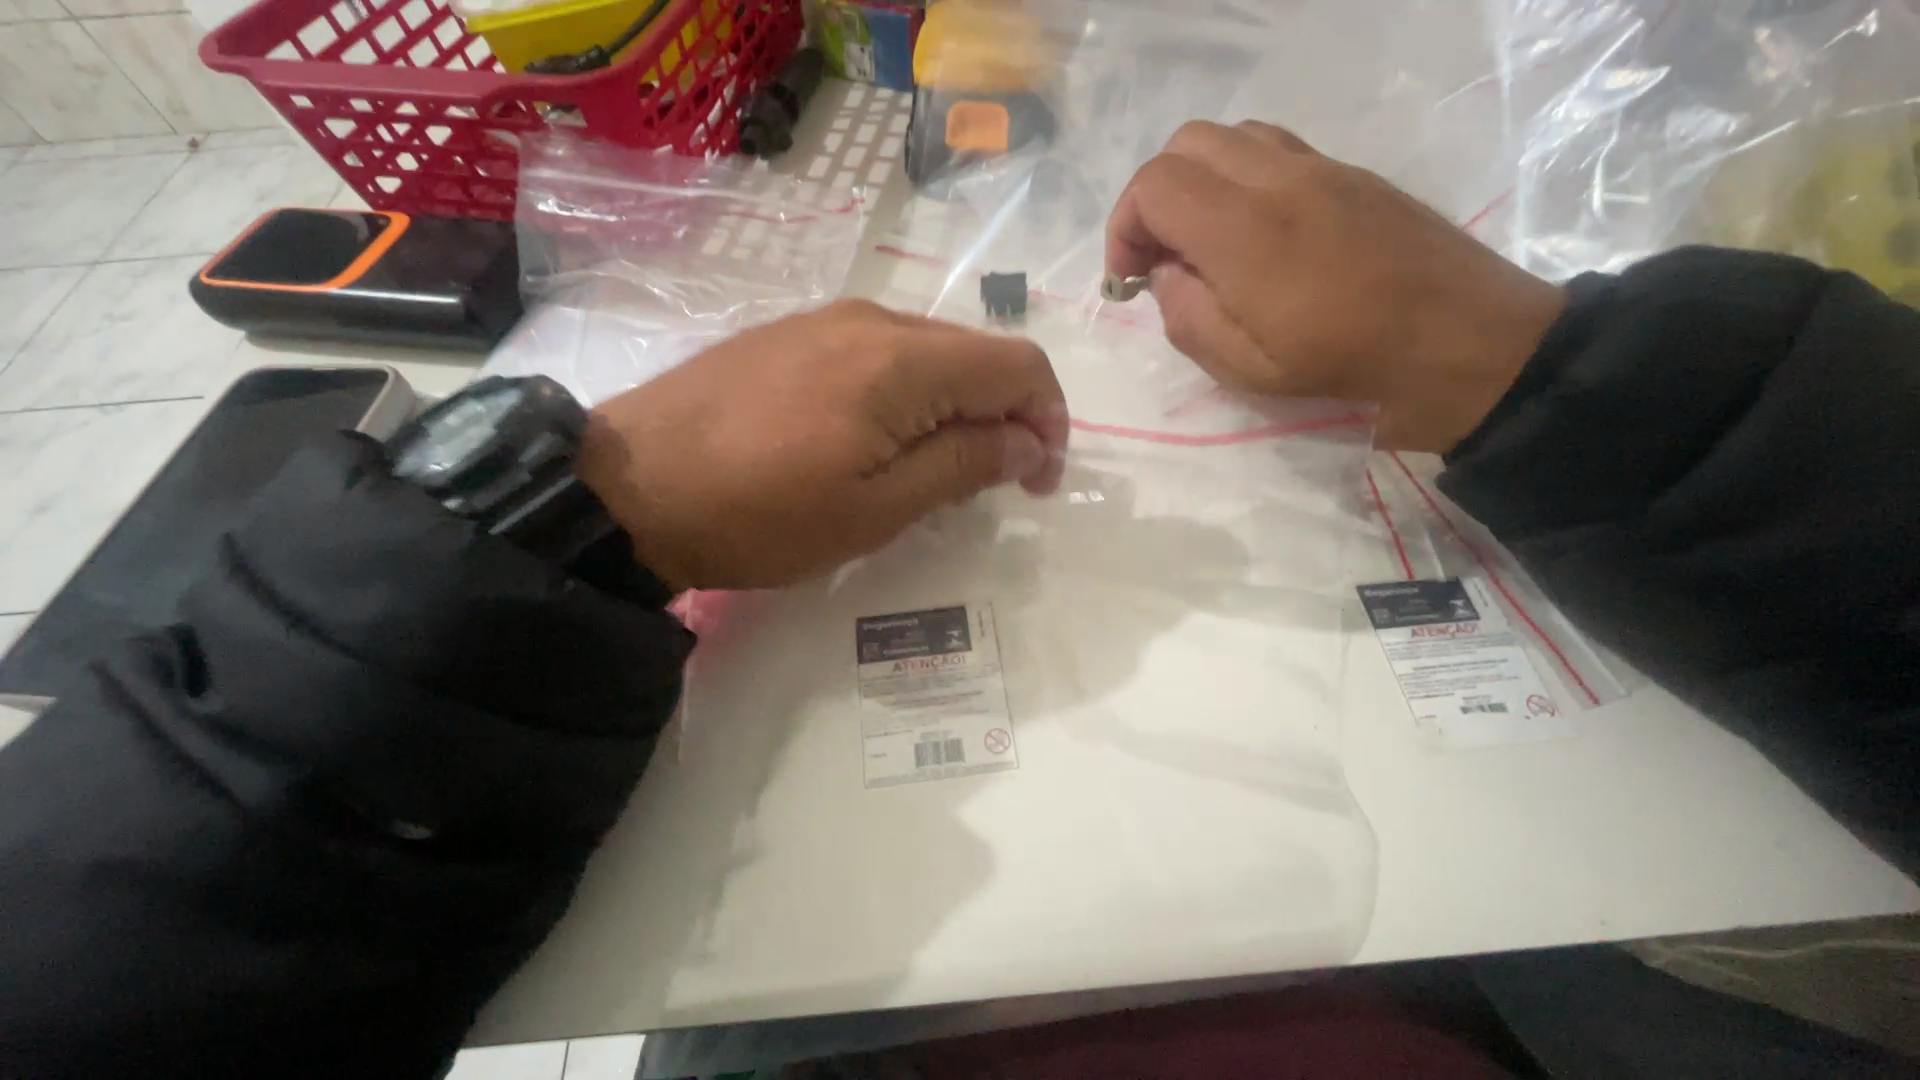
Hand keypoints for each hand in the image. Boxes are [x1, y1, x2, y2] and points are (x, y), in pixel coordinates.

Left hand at [577, 300, 1068, 591]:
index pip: (1019, 365)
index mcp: (903, 361)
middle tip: (989, 484)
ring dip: (954, 407)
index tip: (1036, 483)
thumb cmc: (760, 514)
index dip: (1050, 421)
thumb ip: (963, 465)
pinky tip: (876, 442)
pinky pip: (878, 355)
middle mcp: (873, 320)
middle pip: (976, 354)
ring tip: (931, 472)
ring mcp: (826, 321)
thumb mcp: (875, 509)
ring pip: (928, 354)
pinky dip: (906, 396)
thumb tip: (1030, 444)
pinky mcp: (791, 336)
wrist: (628, 488)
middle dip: (1005, 415)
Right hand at [1106, 121, 1567, 452]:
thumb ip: (1187, 316)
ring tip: (1203, 245)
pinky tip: (1253, 234)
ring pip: (1230, 137)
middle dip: (1153, 199)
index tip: (1130, 280)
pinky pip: (1273, 148)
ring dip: (1196, 183)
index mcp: (1246, 231)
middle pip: (1185, 146)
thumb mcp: (1247, 371)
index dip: (1124, 228)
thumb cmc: (1351, 372)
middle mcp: (1279, 179)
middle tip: (1161, 259)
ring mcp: (1321, 168)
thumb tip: (1165, 275)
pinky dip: (1239, 177)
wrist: (1469, 347)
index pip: (1154, 185)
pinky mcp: (1351, 175)